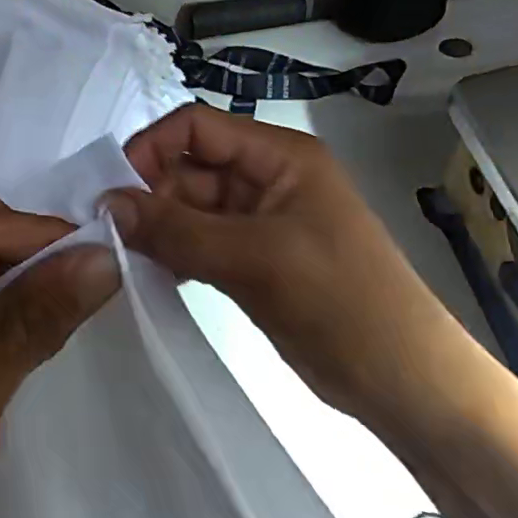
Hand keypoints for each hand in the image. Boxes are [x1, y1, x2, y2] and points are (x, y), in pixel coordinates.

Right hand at [109, 103, 473, 424]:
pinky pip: (194, 240)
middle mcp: (264, 178)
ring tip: (126, 256)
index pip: (196, 127)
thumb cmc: (345, 305)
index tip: (115, 191)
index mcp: (279, 156)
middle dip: (148, 195)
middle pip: (185, 167)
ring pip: (185, 207)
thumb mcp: (256, 260)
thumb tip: (105, 204)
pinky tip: (150, 272)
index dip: (151, 149)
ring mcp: (257, 220)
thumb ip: (175, 230)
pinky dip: (169, 251)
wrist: (411, 390)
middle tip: (113, 234)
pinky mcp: (249, 258)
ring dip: (155, 227)